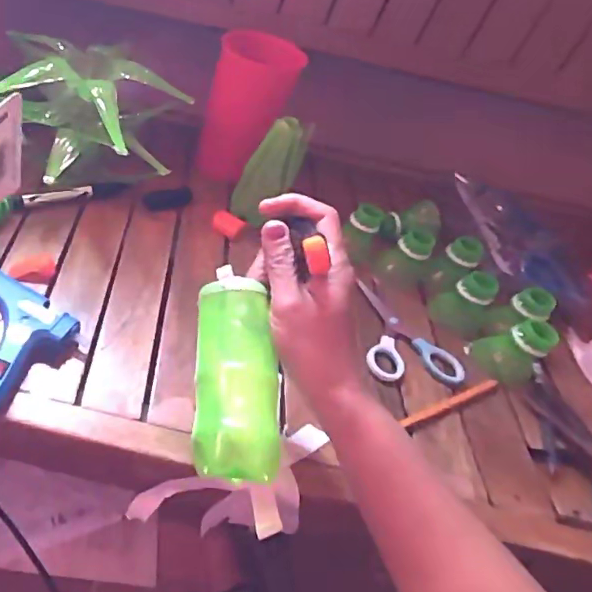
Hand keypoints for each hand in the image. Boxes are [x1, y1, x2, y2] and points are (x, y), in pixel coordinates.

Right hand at [247, 195, 364, 409]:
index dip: (293, 204)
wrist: (332, 387)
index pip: (322, 215)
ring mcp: (324, 284)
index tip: (262, 211)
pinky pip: (292, 277)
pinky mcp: (315, 298)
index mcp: (334, 264)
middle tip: (257, 276)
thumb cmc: (310, 347)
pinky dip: (274, 282)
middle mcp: (332, 268)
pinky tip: (264, 302)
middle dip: (273, 247)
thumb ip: (280, 263)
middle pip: (302, 236)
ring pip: (293, 258)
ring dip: (270, 268)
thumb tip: (272, 226)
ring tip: (259, 295)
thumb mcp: (287, 301)